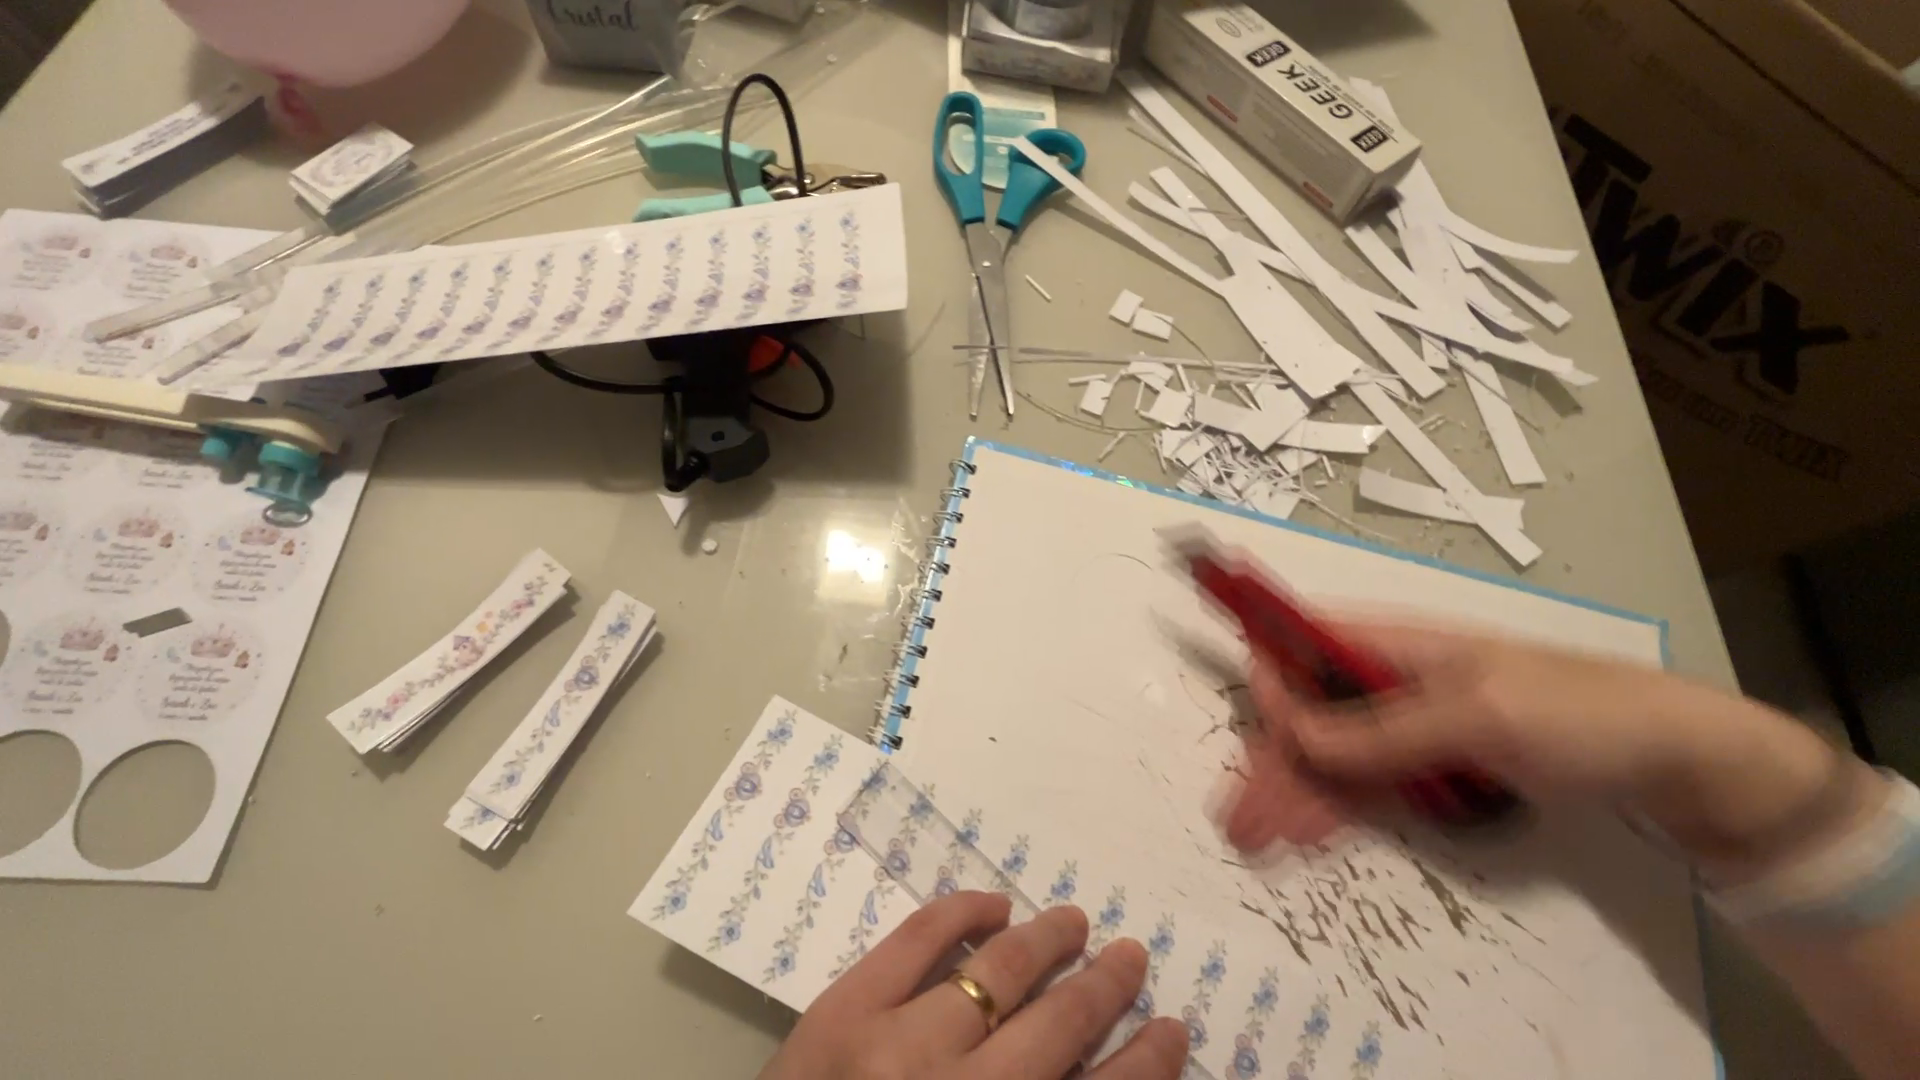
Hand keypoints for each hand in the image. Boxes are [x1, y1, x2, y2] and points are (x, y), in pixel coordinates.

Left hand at [758, 892, 1186, 1079]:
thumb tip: (1089, 1069)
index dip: (1145, 1063)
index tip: (1174, 1029)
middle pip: (1056, 1025)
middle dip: (1104, 988)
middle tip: (1129, 956)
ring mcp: (897, 1045)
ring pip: (998, 971)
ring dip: (1046, 941)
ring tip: (1076, 920)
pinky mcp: (844, 1007)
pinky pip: (918, 938)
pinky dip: (961, 911)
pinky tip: (994, 904)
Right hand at [1222, 618, 1869, 875]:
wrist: (1675, 764)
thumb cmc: (1578, 714)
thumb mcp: (1479, 715)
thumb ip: (1382, 729)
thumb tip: (1295, 735)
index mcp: (1391, 643)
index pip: (1300, 642)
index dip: (1273, 681)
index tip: (1268, 734)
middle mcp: (1382, 681)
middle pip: (1304, 714)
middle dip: (1267, 762)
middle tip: (1236, 819)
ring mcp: (1402, 729)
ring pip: (1325, 758)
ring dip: (1287, 795)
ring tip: (1252, 841)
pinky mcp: (1424, 770)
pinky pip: (1361, 787)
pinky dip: (1329, 810)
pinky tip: (1299, 837)